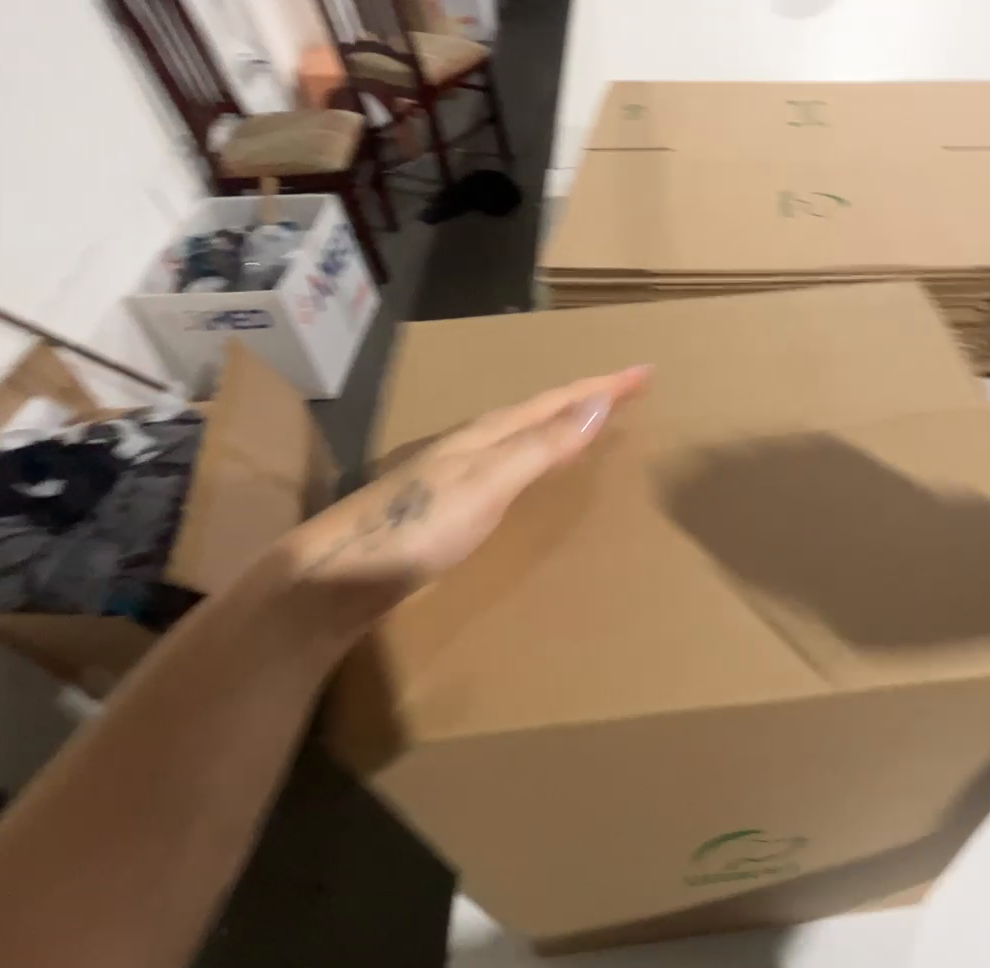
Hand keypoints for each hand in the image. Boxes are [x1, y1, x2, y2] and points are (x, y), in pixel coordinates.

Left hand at [289, 366, 650, 609]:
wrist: (343, 574)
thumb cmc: (418, 528)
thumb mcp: (487, 484)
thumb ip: (540, 447)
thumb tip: (596, 404)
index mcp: (489, 434)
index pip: (557, 401)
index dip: (603, 386)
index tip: (645, 373)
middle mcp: (475, 443)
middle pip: (542, 410)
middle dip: (588, 397)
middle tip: (628, 390)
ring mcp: (460, 470)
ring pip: (525, 434)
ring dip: (563, 422)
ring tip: (593, 418)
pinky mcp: (452, 501)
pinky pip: (513, 463)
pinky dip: (540, 454)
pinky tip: (537, 468)